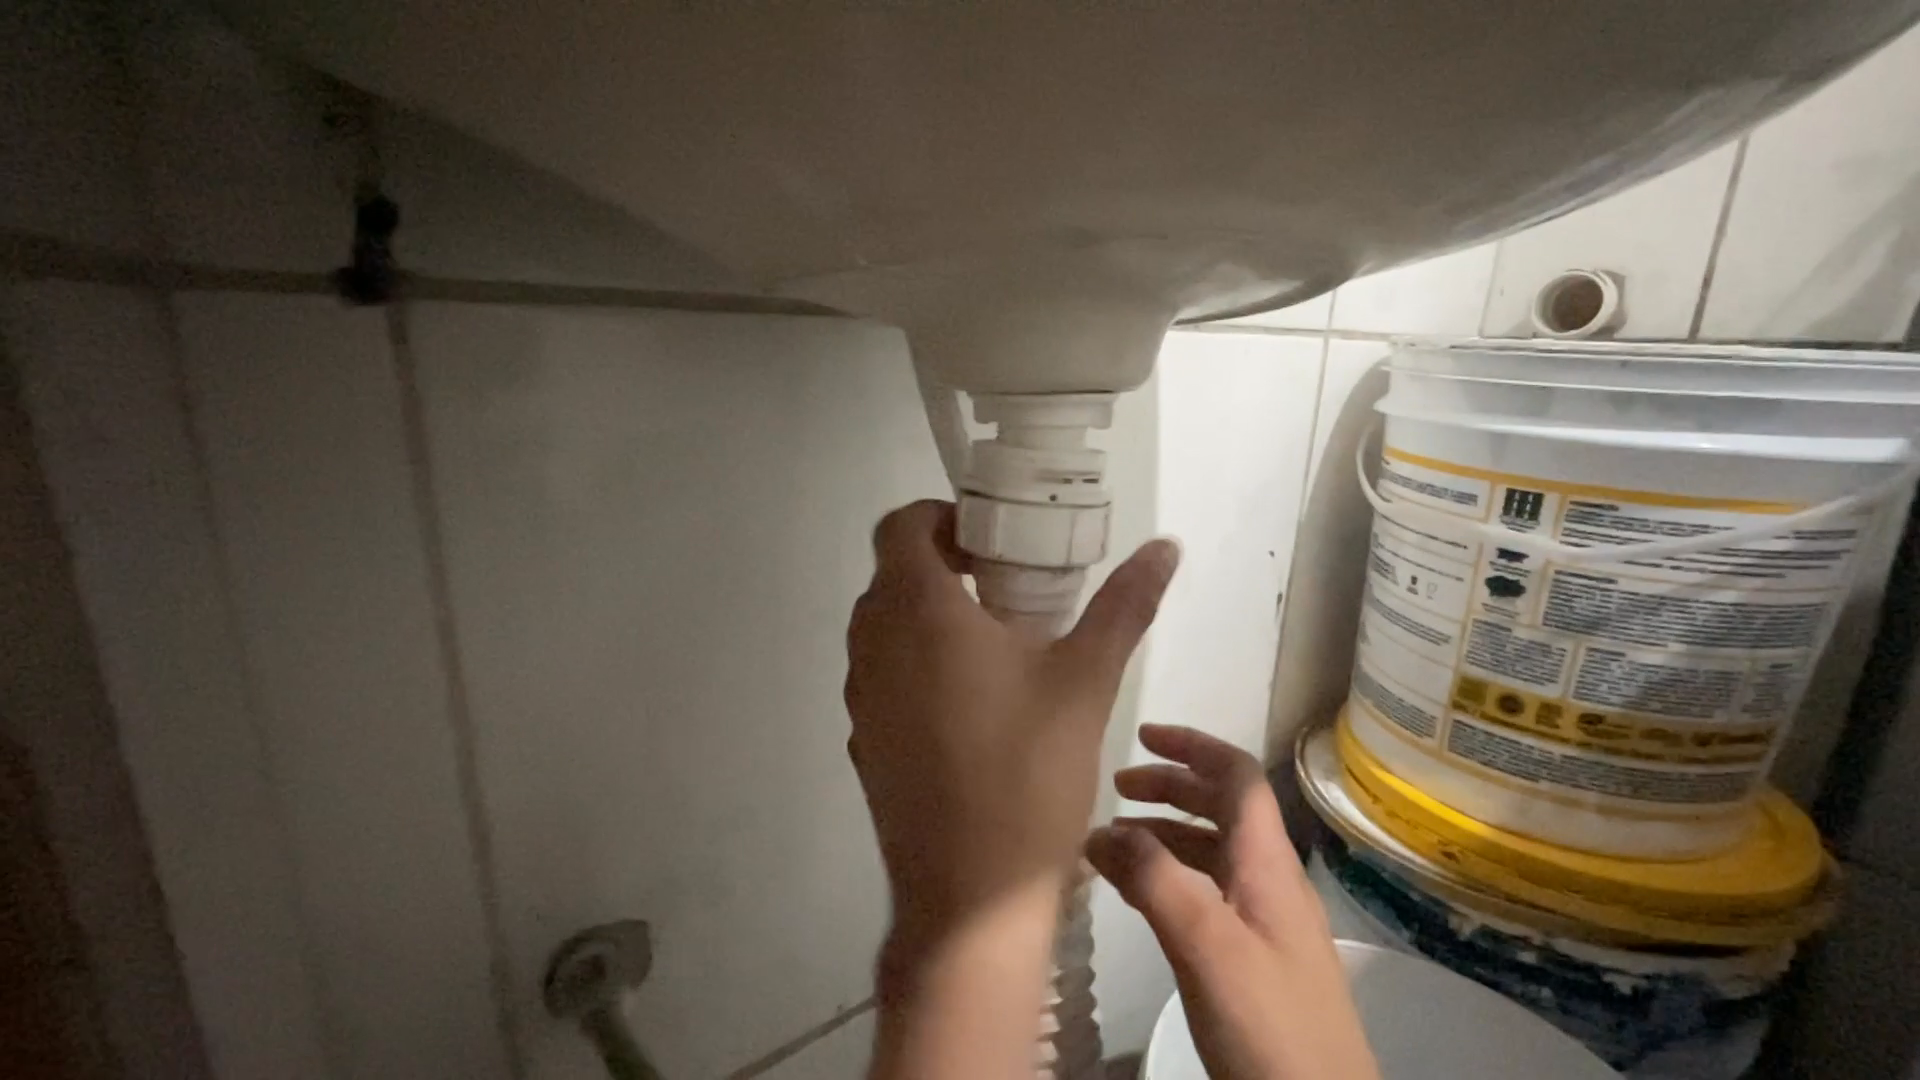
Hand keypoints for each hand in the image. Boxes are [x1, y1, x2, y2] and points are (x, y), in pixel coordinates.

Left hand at [844, 500, 1179, 945]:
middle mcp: (873, 644)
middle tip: (1004, 583)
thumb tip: (1164, 546)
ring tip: (992, 642)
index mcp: (917, 610)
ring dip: (927, 616)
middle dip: (942, 564)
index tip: (992, 540)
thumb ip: (1124, 604)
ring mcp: (860, 696)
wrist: (971, 891)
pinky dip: (914, 664)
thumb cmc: (1029, 771)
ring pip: (882, 626)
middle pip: (892, 573)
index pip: (901, 524)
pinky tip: (968, 704)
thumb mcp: (1086, 679)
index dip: (942, 517)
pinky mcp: (862, 739)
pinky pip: (881, 676)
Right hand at [1088, 725, 1379, 1079]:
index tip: (1143, 736)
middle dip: (1169, 786)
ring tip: (1110, 841)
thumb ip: (1156, 878)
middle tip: (1116, 787)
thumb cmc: (1268, 1022)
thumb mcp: (1205, 944)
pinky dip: (1166, 875)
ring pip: (1210, 850)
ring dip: (1163, 832)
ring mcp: (1262, 919)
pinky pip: (1204, 890)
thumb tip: (1105, 828)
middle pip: (1221, 807)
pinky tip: (1136, 892)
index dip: (1193, 745)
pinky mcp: (1251, 954)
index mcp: (1266, 861)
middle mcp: (1268, 878)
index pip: (1237, 776)